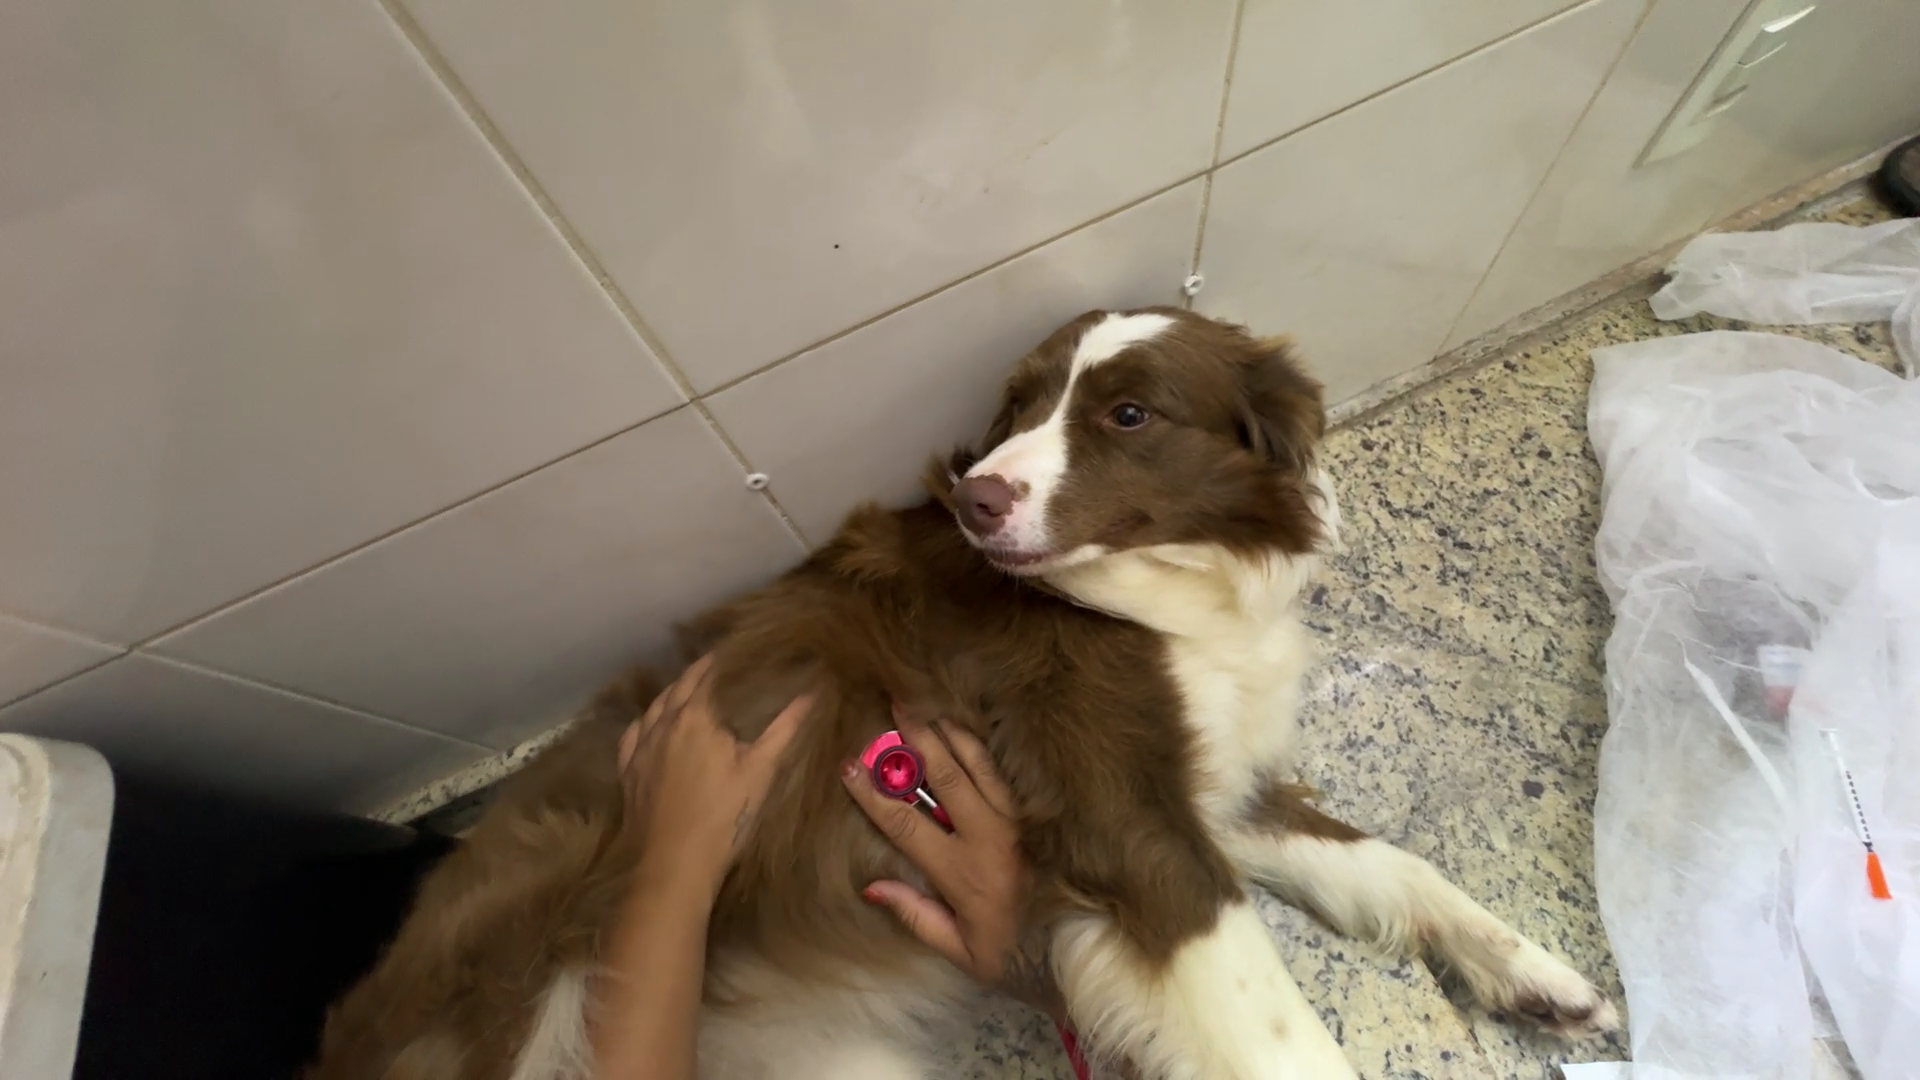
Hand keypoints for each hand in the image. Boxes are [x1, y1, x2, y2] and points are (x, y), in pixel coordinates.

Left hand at [618, 654, 810, 895]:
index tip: (742, 649)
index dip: (726, 660)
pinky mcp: (629, 771)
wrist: (674, 865)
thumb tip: (811, 695)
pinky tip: (654, 721)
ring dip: (675, 690)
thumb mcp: (762, 770)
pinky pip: (634, 733)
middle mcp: (665, 723)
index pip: (711, 675)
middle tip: (721, 660)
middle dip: (702, 670)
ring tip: (691, 684)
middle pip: (682, 685)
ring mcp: (642, 747)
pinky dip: (647, 719)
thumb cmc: (724, 815)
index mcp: (698, 717)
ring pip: (656, 705)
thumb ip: (785, 728)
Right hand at [840, 708, 1062, 1019]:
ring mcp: (1017, 818)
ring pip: (979, 763)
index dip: (873, 795)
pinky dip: (984, 745)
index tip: (848, 766)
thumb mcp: (962, 952)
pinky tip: (969, 726)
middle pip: (946, 774)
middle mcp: (989, 835)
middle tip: (897, 705)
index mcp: (963, 871)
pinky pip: (1006, 770)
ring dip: (951, 731)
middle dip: (917, 738)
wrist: (1081, 949)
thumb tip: (873, 885)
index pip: (906, 824)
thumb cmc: (1015, 954)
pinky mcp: (1037, 811)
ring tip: (930, 704)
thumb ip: (917, 916)